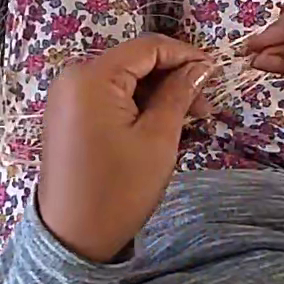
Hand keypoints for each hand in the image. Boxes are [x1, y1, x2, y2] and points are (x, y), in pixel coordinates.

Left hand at [36, 34, 212, 262]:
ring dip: (156, 94)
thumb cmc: (118, 189)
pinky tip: (161, 125)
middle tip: (205, 108)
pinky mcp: (67, 115)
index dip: (185, 55)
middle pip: (133, 62)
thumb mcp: (158, 139)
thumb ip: (178, 94)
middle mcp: (72, 77)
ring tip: (189, 121)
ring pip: (122, 80)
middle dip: (172, 78)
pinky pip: (107, 97)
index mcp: (91, 76)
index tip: (217, 72)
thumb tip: (200, 67)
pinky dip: (135, 105)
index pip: (146, 47)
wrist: (72, 236)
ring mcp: (66, 96)